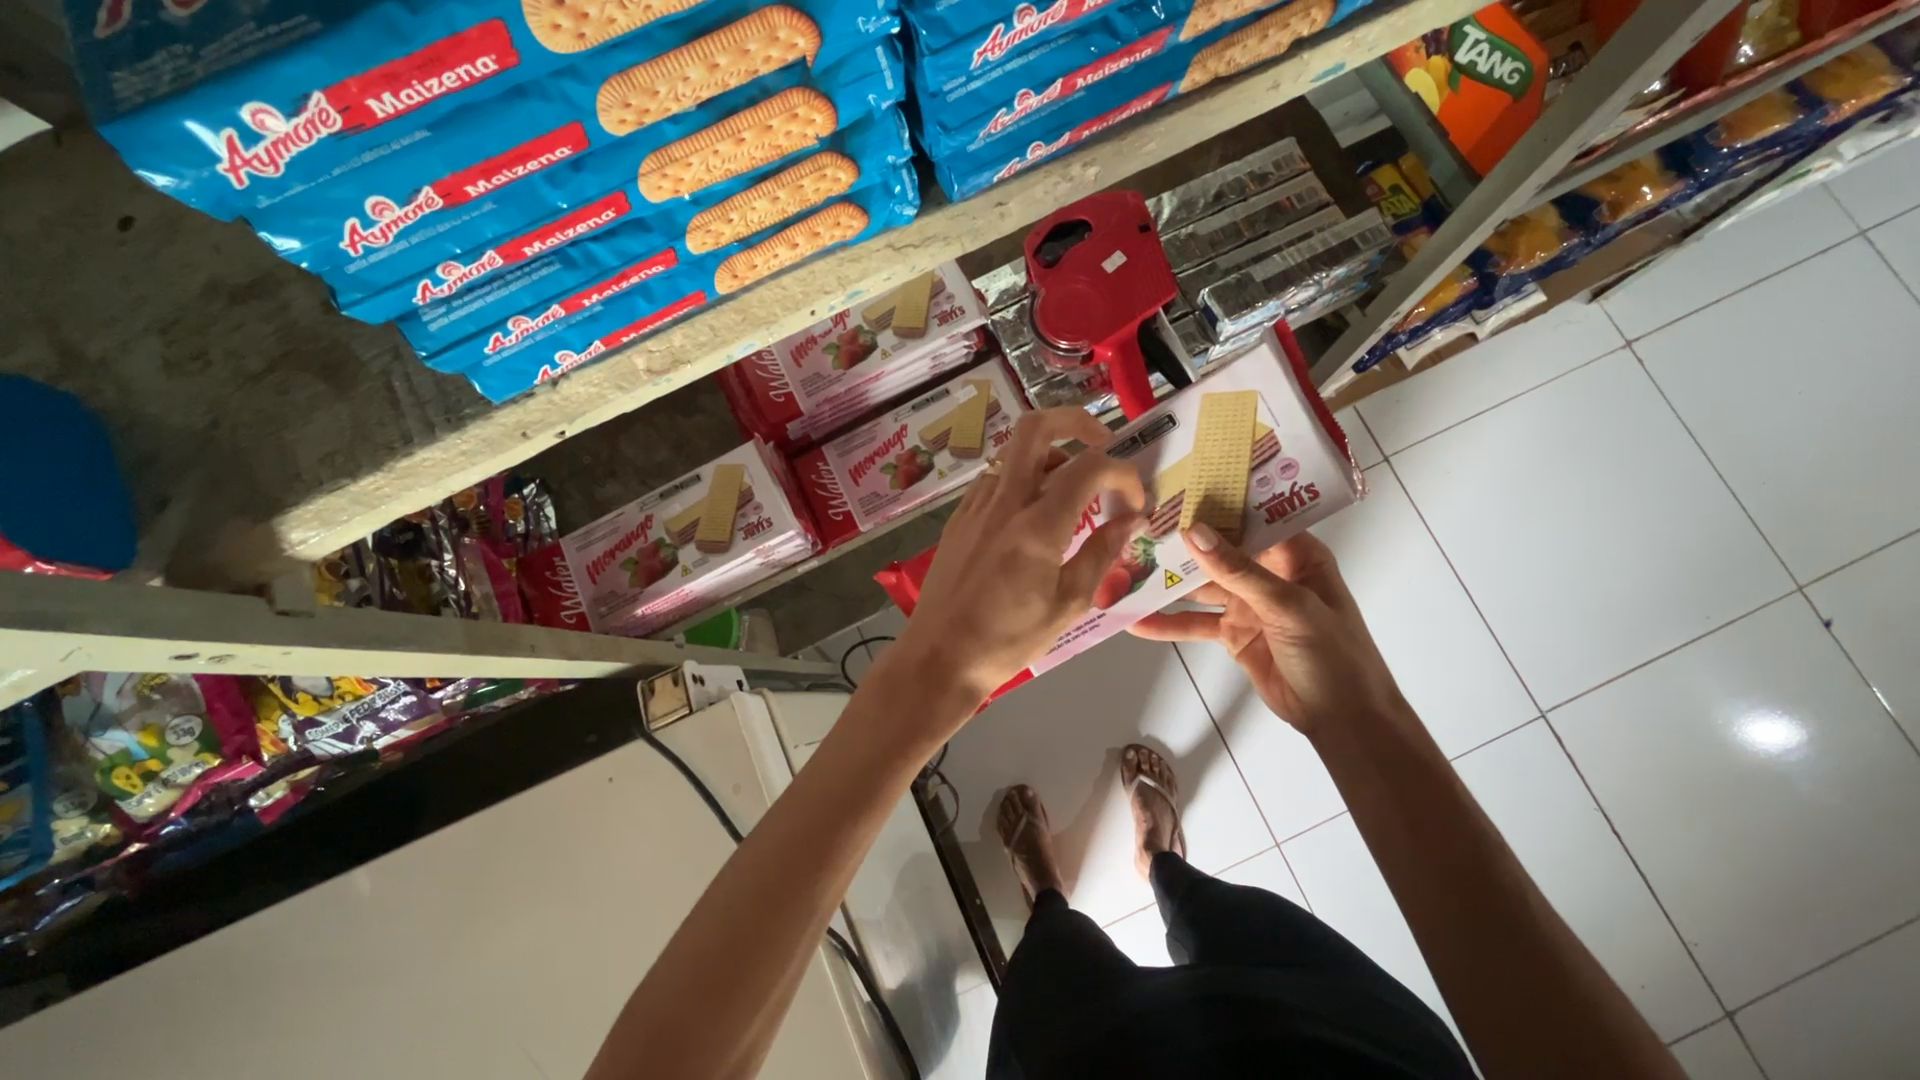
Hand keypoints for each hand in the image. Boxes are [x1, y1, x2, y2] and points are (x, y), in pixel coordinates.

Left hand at [884, 408, 1148, 710]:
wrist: (940, 658)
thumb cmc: (1009, 640)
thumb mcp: (1068, 604)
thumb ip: (1101, 553)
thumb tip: (1131, 520)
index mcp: (1037, 525)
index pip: (1089, 468)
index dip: (1123, 474)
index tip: (1135, 502)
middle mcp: (1004, 502)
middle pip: (1036, 427)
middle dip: (1075, 422)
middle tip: (1101, 444)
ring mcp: (975, 506)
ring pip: (1014, 453)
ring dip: (1049, 455)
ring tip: (1072, 489)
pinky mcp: (958, 519)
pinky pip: (994, 480)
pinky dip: (1021, 480)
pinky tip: (1032, 514)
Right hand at [1129, 525, 1409, 738]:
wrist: (1343, 719)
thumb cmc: (1333, 654)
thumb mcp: (1287, 606)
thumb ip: (1238, 571)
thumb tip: (1194, 531)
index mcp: (1296, 555)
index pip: (1252, 520)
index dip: (1217, 505)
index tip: (1174, 492)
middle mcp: (1270, 573)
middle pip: (1220, 551)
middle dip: (1182, 543)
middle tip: (1136, 528)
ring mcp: (1249, 604)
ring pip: (1201, 586)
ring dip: (1168, 582)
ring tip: (1125, 570)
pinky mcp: (1233, 634)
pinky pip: (1195, 623)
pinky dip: (1168, 624)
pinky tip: (1136, 621)